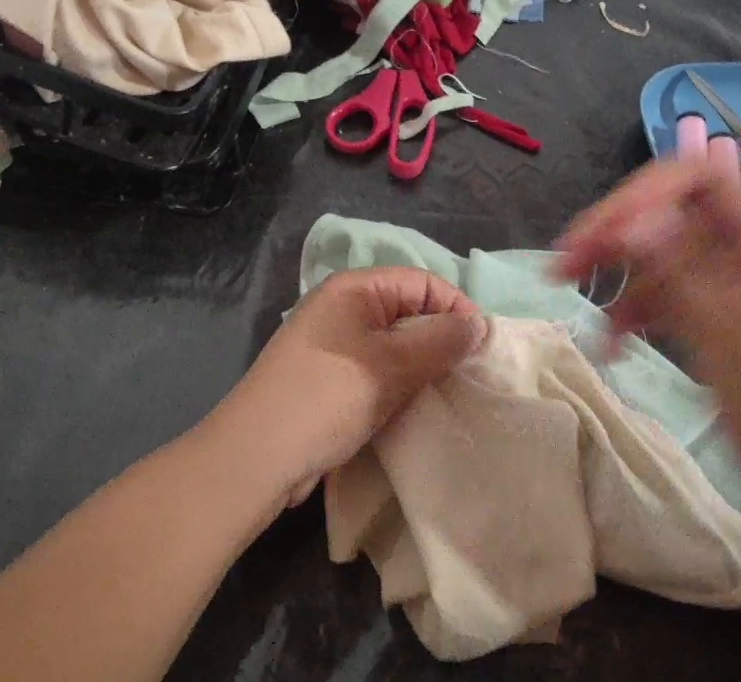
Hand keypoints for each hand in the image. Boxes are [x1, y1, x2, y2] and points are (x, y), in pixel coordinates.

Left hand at [209, 268, 487, 507]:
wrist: (257, 458)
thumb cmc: (324, 398)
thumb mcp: (388, 366)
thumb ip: (438, 342)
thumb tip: (479, 325)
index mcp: (353, 289)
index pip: (421, 282)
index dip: (455, 308)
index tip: (483, 347)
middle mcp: (344, 310)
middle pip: (410, 312)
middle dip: (442, 339)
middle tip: (472, 374)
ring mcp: (336, 347)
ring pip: (397, 346)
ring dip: (423, 367)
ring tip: (451, 393)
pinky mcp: (333, 382)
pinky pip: (380, 372)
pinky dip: (402, 385)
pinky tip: (420, 408)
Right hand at [553, 159, 740, 501]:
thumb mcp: (733, 343)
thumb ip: (681, 274)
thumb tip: (630, 219)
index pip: (699, 181)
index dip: (640, 198)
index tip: (594, 238)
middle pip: (677, 216)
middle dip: (618, 237)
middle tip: (563, 268)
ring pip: (672, 257)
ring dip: (624, 280)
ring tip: (581, 313)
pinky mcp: (738, 316)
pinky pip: (683, 295)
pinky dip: (646, 311)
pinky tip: (614, 344)